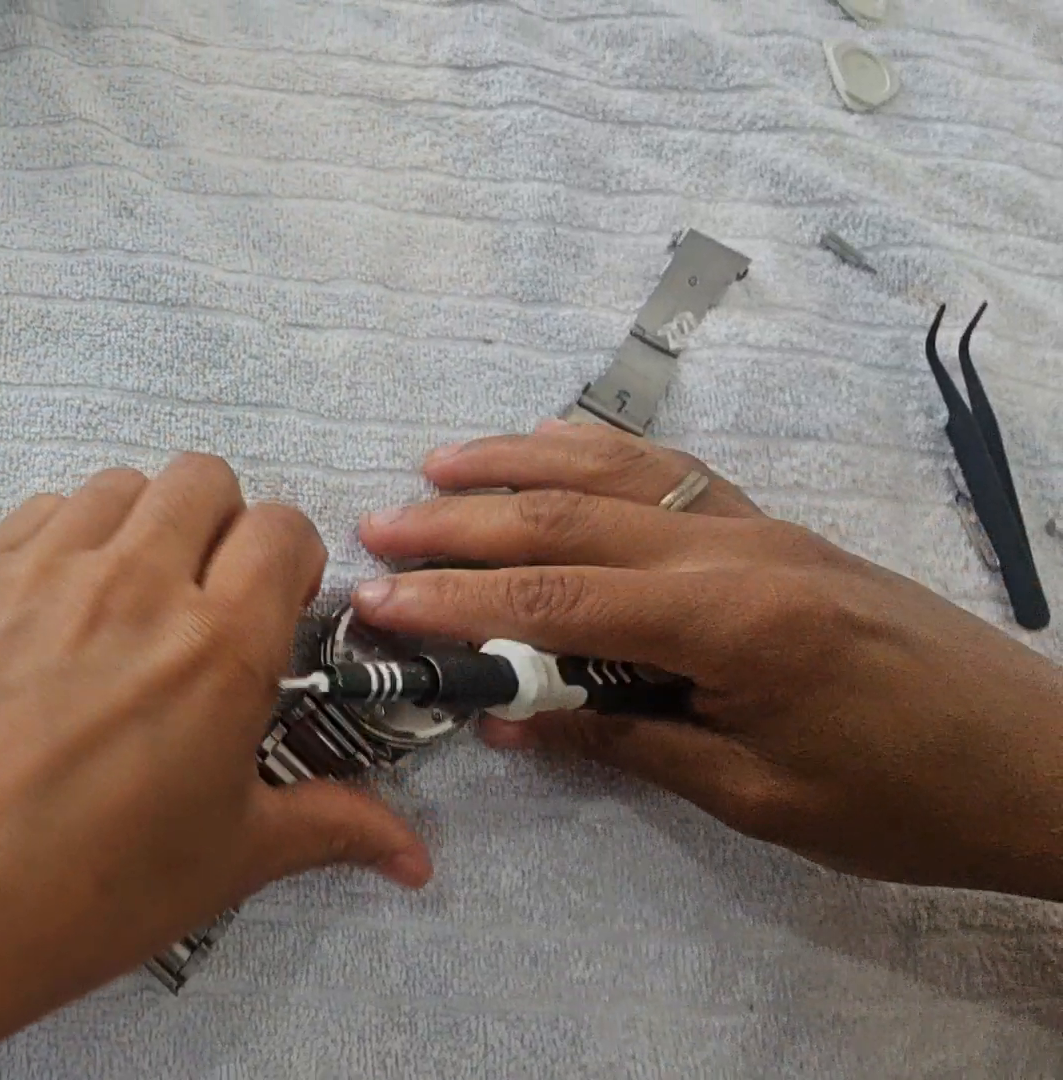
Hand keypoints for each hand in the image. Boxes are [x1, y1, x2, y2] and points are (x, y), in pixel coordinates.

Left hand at [0, 455, 427, 1079]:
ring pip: (124, 474)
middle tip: (192, 586)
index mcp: (213, 659)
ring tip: (117, 586)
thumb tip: (423, 864)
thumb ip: (323, 836)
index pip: (280, 535)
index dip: (279, 558)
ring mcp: (48, 565)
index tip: (263, 601)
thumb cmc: (77, 889)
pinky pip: (47, 497)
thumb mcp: (217, 860)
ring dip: (136, 514)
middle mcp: (138, 592)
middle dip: (213, 518)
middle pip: (202, 476)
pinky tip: (47, 587)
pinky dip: (64, 523)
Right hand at [352, 421, 1062, 899]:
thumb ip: (617, 739)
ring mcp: (750, 522)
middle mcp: (734, 549)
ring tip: (434, 466)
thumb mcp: (751, 793)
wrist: (1053, 765)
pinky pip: (661, 465)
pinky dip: (587, 447)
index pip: (557, 600)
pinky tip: (539, 441)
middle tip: (378, 530)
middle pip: (563, 519)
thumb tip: (505, 719)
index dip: (455, 603)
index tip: (379, 602)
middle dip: (457, 525)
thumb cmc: (903, 796)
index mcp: (734, 622)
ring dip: (510, 465)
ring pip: (605, 471)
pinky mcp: (763, 519)